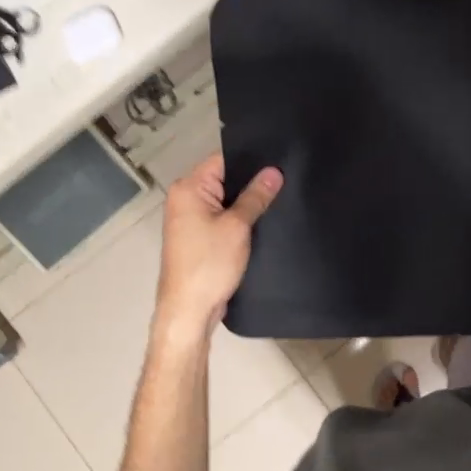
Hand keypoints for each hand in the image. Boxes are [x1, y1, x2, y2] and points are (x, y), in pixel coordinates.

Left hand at [156, 154, 282, 332]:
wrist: (189, 310)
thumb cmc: (210, 263)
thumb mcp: (237, 226)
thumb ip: (256, 196)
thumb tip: (274, 171)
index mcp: (187, 187)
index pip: (222, 160)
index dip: (251, 160)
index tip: (279, 161)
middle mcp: (184, 198)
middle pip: (223, 179)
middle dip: (251, 182)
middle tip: (286, 179)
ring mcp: (189, 219)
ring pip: (224, 201)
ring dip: (246, 203)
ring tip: (280, 197)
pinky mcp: (197, 238)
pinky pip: (221, 218)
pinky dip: (238, 219)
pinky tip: (262, 220)